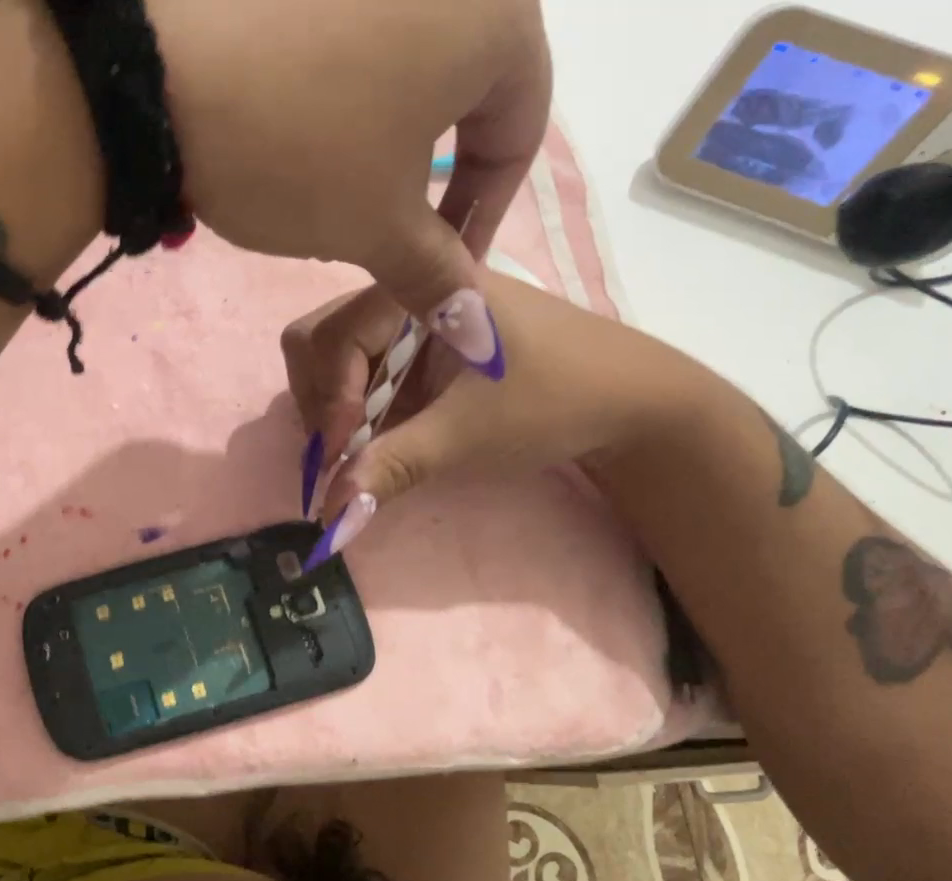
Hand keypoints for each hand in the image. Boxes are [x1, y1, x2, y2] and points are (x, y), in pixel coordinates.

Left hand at [148, 0, 550, 351]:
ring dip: (385, 134)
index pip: (519, 129)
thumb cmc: (298, 151)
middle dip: (432, 172)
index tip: (442, 267)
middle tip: (390, 231)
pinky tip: (295, 127)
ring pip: (405, 61)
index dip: (483, 212)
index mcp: (499, 16)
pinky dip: (338, 89)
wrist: (157, 78)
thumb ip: (436, 273)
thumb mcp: (376, 226)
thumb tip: (476, 326)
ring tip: (334, 184)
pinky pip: (350, 33)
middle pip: (464, 88)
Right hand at [282, 273, 715, 562]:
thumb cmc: (557, 402)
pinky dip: (353, 414)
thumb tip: (327, 522)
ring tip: (355, 454)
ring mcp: (411, 325)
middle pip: (319, 341)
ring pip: (334, 360)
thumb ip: (390, 470)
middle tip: (337, 453)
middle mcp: (408, 295)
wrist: (633, 402)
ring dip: (332, 411)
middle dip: (319, 401)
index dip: (327, 399)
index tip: (338, 457)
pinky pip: (361, 377)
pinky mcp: (419, 355)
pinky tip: (372, 444)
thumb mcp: (468, 437)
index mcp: (422, 289)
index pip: (335, 337)